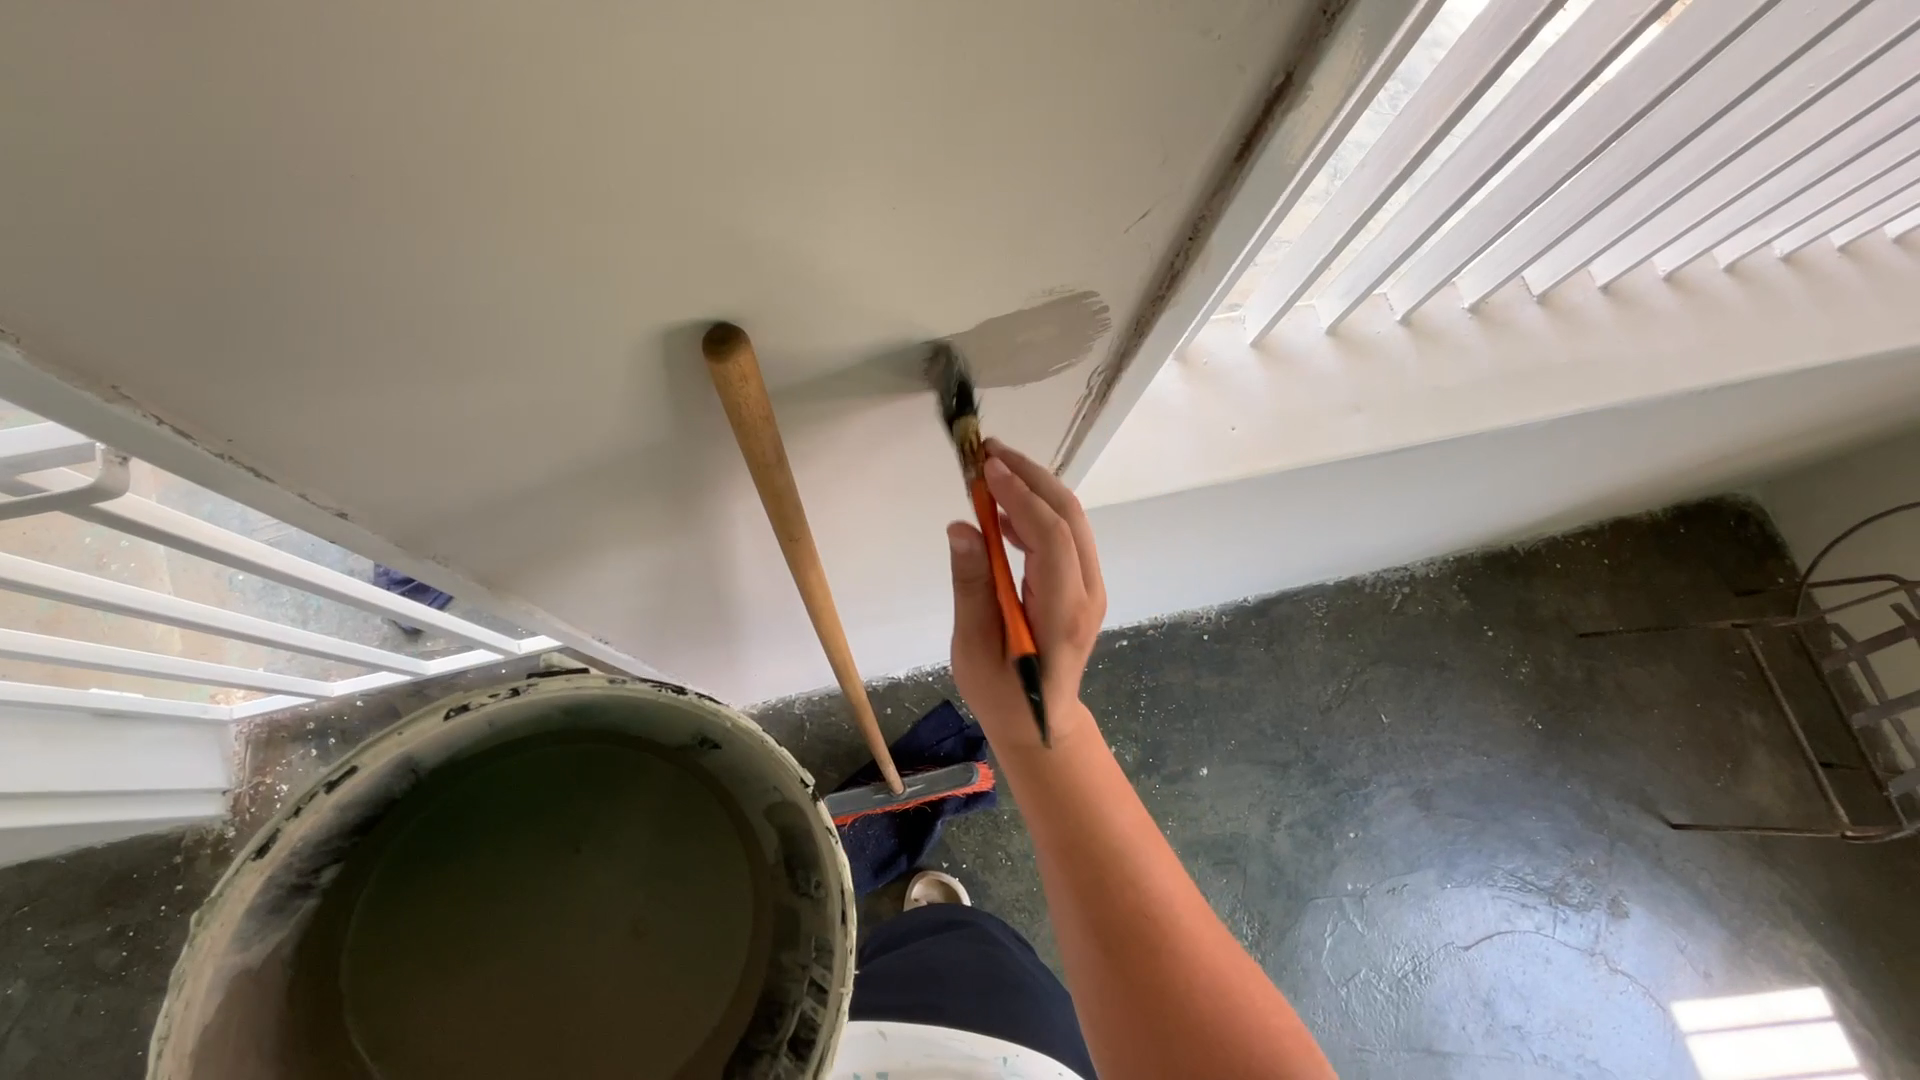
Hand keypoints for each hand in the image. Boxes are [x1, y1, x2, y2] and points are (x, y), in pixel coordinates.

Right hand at [947, 439, 1106, 744]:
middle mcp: (1087, 593)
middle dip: (1030, 477)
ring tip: (990, 470)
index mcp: (1062, 612)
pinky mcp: (1082, 587)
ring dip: (1034, 488)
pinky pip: (1065, 537)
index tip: (986, 468)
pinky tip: (1003, 512)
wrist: (1041, 724)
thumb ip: (972, 584)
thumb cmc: (1002, 694)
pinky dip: (1037, 512)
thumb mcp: (974, 646)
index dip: (1020, 496)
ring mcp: (1090, 589)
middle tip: (987, 453)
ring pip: (1071, 521)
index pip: (1051, 537)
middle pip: (1069, 517)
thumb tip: (962, 526)